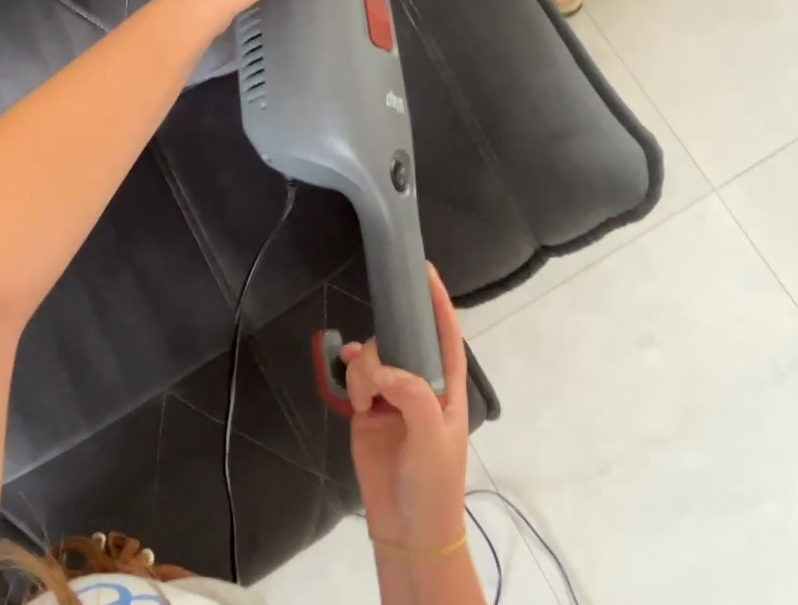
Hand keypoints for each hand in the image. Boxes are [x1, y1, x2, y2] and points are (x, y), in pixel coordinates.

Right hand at [342, 264, 470, 552]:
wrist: (407, 527)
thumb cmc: (434, 481)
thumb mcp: (433, 438)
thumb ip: (412, 396)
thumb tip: (381, 368)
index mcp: (447, 386)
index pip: (445, 335)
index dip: (438, 303)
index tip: (425, 270)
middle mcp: (419, 384)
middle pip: (401, 341)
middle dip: (386, 343)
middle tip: (377, 370)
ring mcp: (391, 396)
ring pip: (374, 357)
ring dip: (365, 368)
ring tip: (366, 399)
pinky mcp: (366, 410)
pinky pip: (355, 377)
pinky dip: (350, 374)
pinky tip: (350, 382)